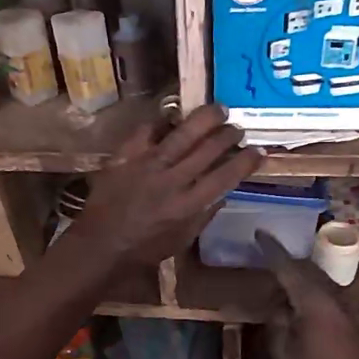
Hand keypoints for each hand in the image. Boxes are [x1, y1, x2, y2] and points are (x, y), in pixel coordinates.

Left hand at [65, 105, 263, 269]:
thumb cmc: (144, 250)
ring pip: (182, 134)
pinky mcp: (125, 156)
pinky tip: (173, 115)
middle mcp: (172, 181)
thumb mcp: (181, 241)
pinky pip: (146, 131)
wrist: (99, 245)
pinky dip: (161, 121)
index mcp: (188, 206)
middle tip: (238, 128)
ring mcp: (147, 165)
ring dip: (204, 119)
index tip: (259, 151)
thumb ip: (203, 217)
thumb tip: (223, 196)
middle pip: (207, 150)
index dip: (245, 162)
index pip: (225, 177)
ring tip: (219, 108)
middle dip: (228, 135)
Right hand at [256, 231, 358, 358]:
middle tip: (264, 264)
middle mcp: (331, 293)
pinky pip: (325, 289)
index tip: (259, 233)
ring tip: (278, 291)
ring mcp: (345, 302)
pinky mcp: (350, 314)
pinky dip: (309, 289)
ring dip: (298, 278)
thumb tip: (277, 308)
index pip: (287, 266)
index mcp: (312, 299)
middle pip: (304, 268)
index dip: (271, 249)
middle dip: (284, 264)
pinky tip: (299, 306)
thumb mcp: (284, 354)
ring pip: (317, 278)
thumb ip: (276, 324)